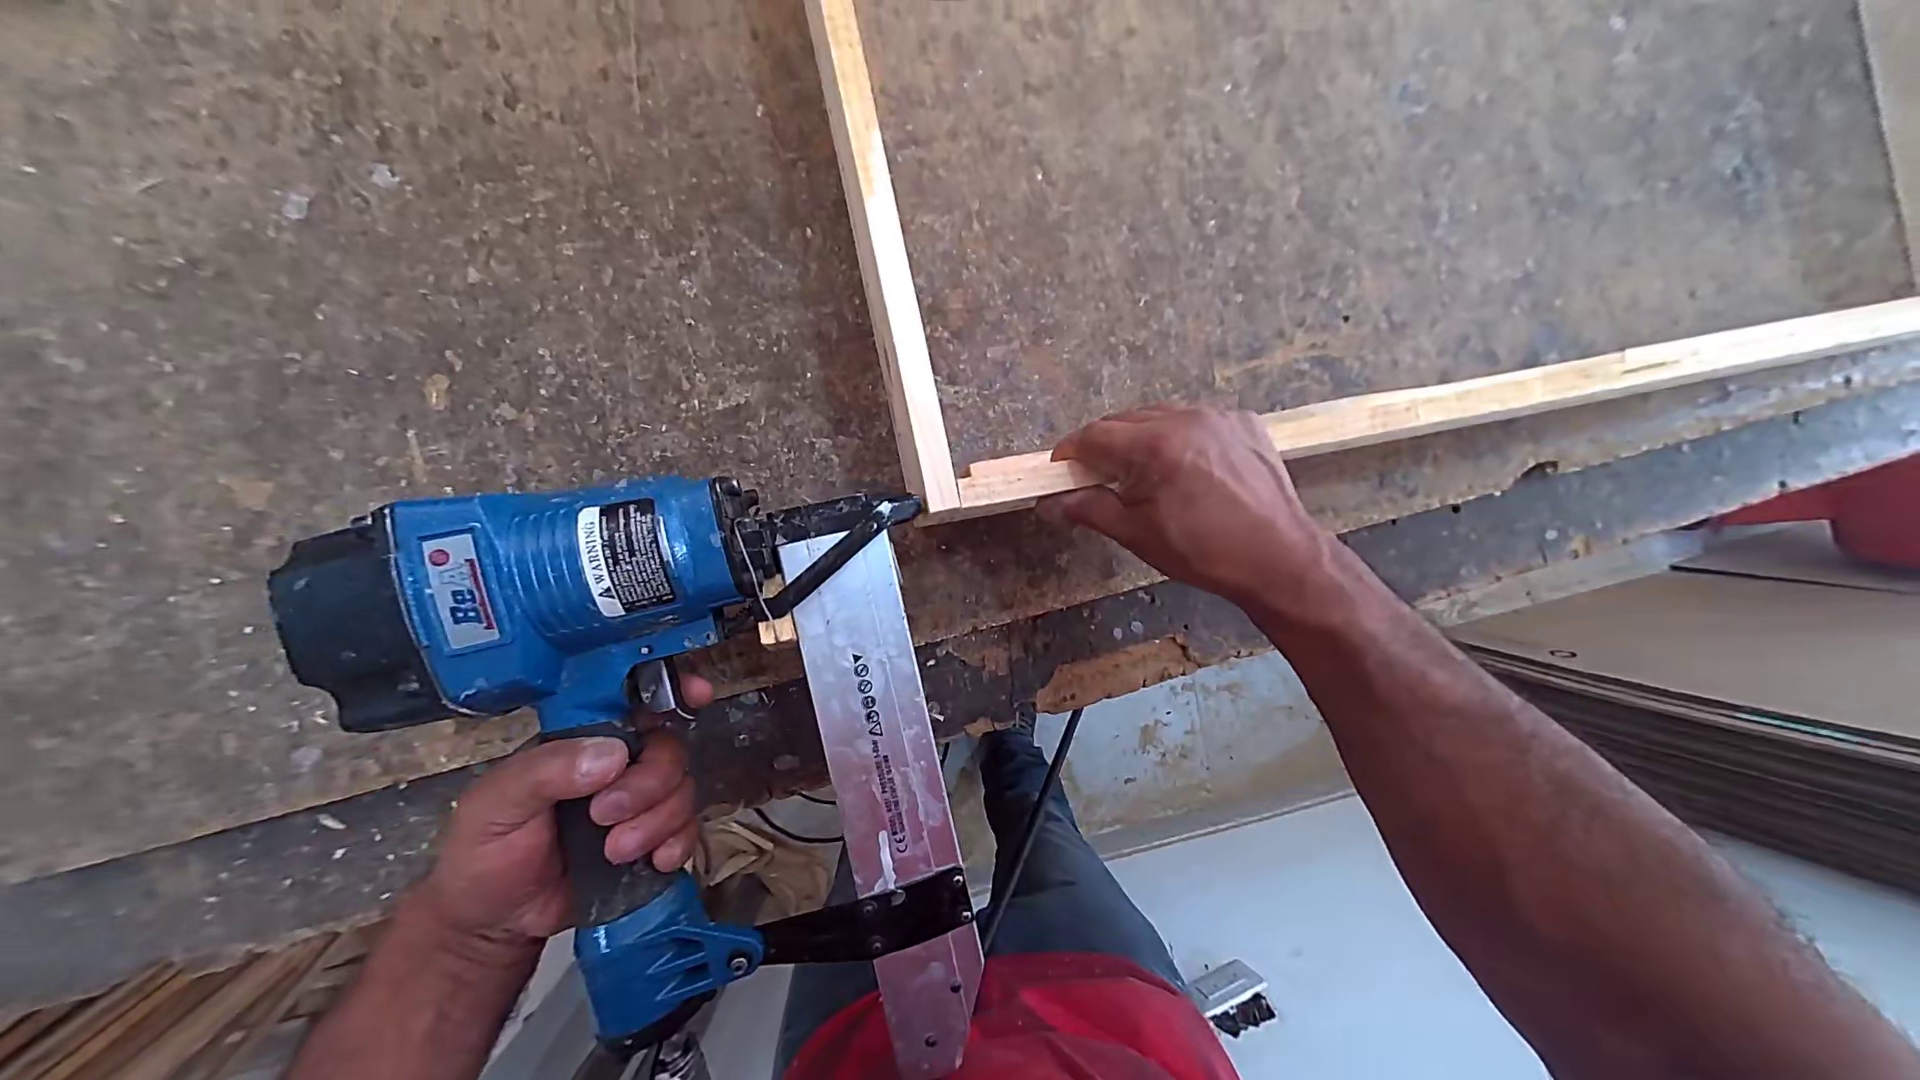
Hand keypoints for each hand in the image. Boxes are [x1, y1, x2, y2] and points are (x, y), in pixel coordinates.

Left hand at [412, 676, 711, 952]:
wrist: (491, 926)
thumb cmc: (484, 852)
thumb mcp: (495, 804)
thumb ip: (545, 771)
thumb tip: (613, 755)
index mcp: (586, 739)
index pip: (635, 699)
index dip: (671, 688)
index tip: (697, 693)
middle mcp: (622, 762)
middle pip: (669, 749)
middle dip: (648, 784)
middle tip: (605, 816)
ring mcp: (643, 801)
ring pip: (684, 789)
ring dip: (657, 821)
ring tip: (615, 852)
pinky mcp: (656, 839)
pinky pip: (690, 829)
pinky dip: (679, 843)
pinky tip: (655, 861)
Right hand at [1036, 405, 1343, 612]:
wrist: (1278, 558)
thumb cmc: (1203, 551)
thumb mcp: (1136, 533)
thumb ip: (1088, 509)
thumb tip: (1050, 504)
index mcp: (1154, 445)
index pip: (1094, 434)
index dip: (1070, 453)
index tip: (1061, 471)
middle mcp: (1185, 418)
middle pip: (1124, 421)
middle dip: (1104, 446)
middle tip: (1098, 479)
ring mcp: (1218, 416)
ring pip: (1159, 417)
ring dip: (1140, 440)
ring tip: (1143, 475)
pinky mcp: (1244, 422)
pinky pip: (1194, 421)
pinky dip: (1178, 438)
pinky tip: (1184, 469)